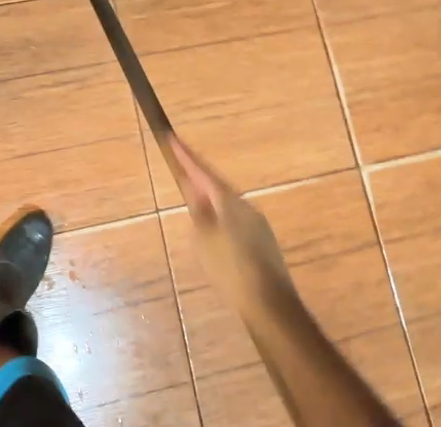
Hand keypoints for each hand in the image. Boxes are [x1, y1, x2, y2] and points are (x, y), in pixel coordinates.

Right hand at [165, 135, 297, 318]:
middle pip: (217, 185)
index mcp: (230, 202)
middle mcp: (246, 206)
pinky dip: (220, 215)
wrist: (269, 304)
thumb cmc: (231, 269)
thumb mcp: (204, 239)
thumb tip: (195, 190)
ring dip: (210, 197)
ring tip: (194, 197)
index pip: (203, 172)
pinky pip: (235, 218)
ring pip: (227, 203)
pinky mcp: (263, 241)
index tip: (172, 137)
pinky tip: (214, 228)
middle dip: (199, 176)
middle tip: (181, 165)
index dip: (186, 156)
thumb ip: (198, 211)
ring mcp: (257, 223)